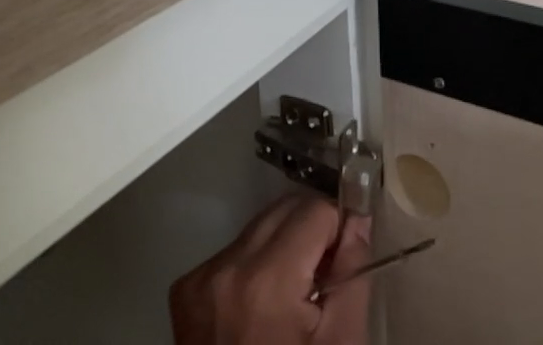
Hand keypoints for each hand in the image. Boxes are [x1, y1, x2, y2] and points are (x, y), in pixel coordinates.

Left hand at [171, 194, 373, 344]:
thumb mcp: (341, 341)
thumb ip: (353, 272)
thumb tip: (357, 219)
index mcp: (269, 280)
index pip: (314, 210)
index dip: (338, 227)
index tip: (345, 255)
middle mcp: (228, 266)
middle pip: (282, 210)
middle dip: (311, 230)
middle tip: (323, 275)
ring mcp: (200, 277)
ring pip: (257, 228)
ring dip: (282, 246)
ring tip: (292, 294)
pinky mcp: (185, 289)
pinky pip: (232, 253)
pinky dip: (253, 265)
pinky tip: (260, 304)